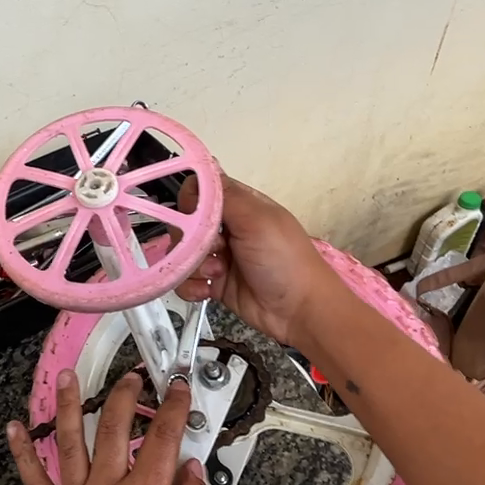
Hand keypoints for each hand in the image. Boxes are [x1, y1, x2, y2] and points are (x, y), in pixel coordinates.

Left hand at [6, 370, 210, 484]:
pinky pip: (33, 478)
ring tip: (67, 376)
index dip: (173, 408)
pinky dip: (22, 451)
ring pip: (68, 439)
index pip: (163, 438)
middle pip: (114, 427)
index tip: (178, 389)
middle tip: (132, 377)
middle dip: (125, 395)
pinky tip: (14, 426)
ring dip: (67, 403)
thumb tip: (190, 467)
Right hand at [172, 173, 342, 347]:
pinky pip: (186, 279)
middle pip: (186, 224)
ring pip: (184, 253)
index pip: (201, 191)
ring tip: (217, 273)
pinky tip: (207, 290)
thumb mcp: (257, 220)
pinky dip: (191, 286)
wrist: (300, 311)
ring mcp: (220, 256)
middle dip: (190, 239)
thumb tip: (200, 173)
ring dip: (194, 265)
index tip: (194, 216)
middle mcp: (227, 228)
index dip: (191, 201)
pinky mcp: (215, 282)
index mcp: (240, 206)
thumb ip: (225, 197)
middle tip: (215, 249)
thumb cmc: (285, 260)